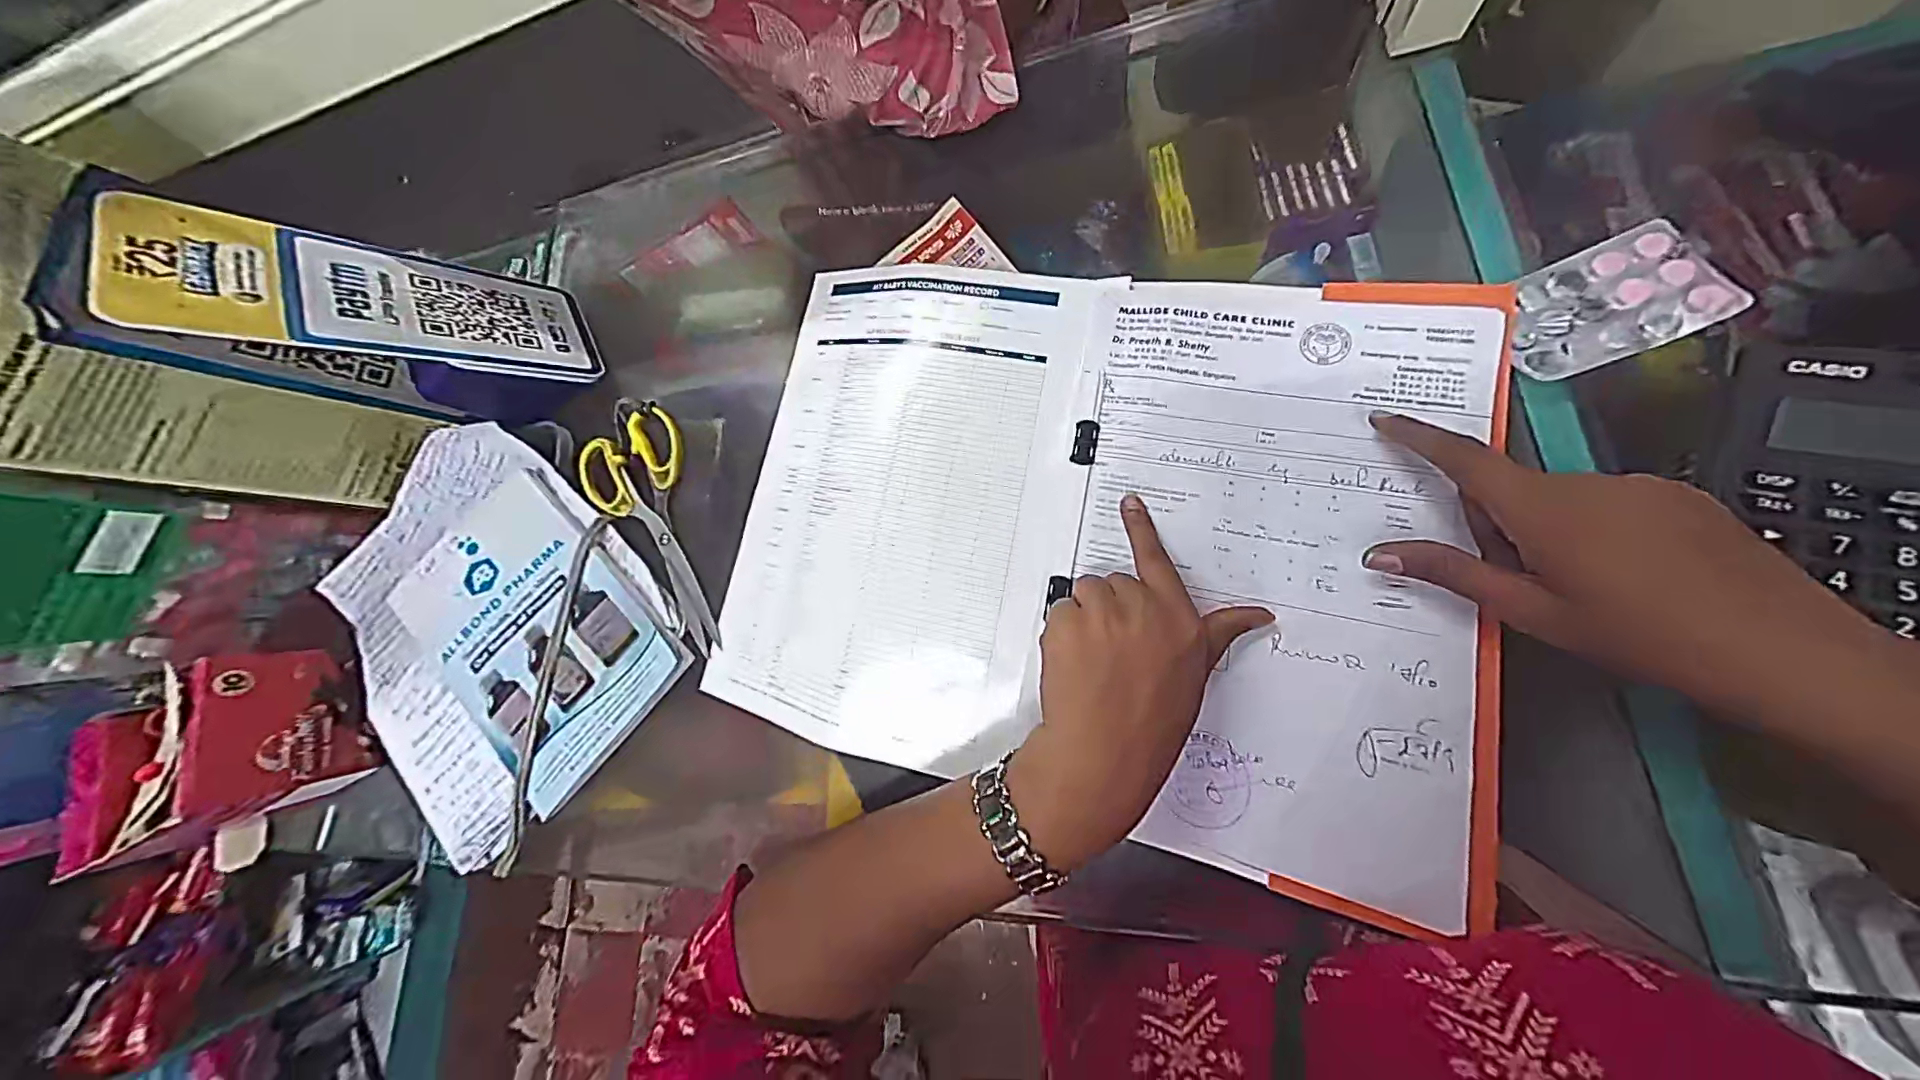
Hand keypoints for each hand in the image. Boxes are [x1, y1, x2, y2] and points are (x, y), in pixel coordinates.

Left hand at [1009, 494, 1272, 869]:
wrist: (1105, 753)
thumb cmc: (1152, 722)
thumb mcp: (1195, 674)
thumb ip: (1219, 633)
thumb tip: (1259, 615)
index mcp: (1177, 619)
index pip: (1156, 561)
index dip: (1141, 528)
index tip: (1130, 503)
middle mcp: (1141, 609)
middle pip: (1110, 583)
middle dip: (1107, 610)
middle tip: (1111, 651)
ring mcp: (1102, 614)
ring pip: (1081, 596)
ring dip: (1083, 621)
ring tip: (1093, 661)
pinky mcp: (1067, 623)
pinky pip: (1057, 615)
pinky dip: (1060, 635)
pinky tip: (1074, 666)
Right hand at [1362, 412, 1912, 730]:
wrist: (1782, 650)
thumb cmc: (1639, 634)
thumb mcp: (1530, 610)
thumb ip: (1454, 573)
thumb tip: (1381, 553)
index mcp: (1543, 509)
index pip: (1465, 460)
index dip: (1420, 438)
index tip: (1388, 419)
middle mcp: (1588, 483)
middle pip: (1513, 487)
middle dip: (1495, 521)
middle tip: (1514, 575)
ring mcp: (1639, 486)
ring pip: (1562, 497)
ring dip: (1546, 529)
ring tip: (1579, 586)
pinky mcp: (1679, 497)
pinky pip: (1609, 501)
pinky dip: (1592, 528)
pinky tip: (1623, 575)